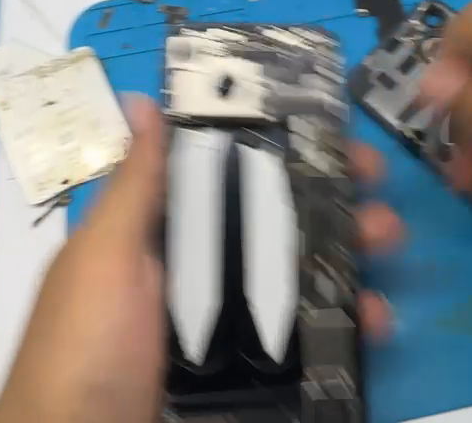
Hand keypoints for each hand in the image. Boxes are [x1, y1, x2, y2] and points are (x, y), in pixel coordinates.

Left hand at [0, 96, 401, 422]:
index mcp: (166, 230)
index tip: (324, 124)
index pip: (230, 169)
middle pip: (277, 217)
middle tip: (373, 176)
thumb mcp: (104, 256)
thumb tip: (140, 100)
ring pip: (303, 273)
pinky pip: (311, 340)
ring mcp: (232, 323)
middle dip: (330, 190)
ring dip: (351, 248)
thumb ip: (135, 184)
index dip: (277, 143)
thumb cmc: (86, 346)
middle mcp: (203, 268)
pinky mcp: (256, 372)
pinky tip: (374, 316)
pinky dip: (348, 325)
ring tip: (385, 237)